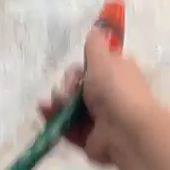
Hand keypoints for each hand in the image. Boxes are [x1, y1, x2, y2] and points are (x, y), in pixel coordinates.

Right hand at [39, 31, 161, 164]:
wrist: (125, 130)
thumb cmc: (116, 90)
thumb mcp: (103, 57)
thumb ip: (95, 43)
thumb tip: (96, 30)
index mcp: (119, 74)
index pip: (96, 66)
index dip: (83, 67)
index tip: (80, 69)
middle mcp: (110, 96)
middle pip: (79, 86)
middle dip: (68, 85)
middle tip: (70, 90)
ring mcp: (100, 119)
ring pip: (71, 107)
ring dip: (59, 103)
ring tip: (55, 103)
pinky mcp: (89, 139)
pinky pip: (68, 127)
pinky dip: (55, 120)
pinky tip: (44, 112)